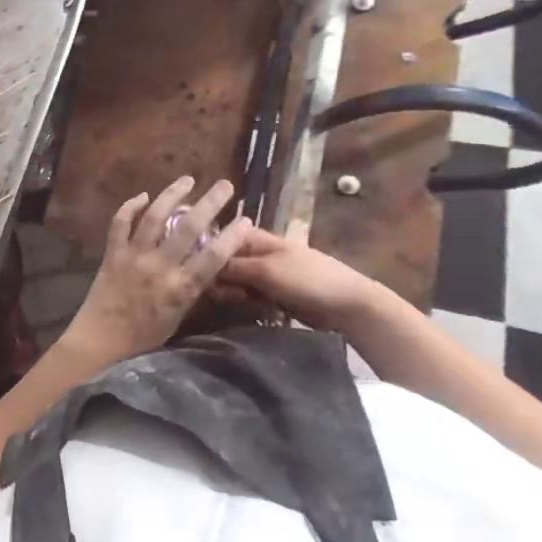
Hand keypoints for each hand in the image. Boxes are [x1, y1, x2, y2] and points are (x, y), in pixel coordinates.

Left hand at [59, 176, 251, 365]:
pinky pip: (120, 223)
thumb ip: (195, 292)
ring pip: (154, 216)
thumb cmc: (144, 337)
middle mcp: (159, 267)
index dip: (232, 236)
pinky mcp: (112, 252)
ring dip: (172, 194)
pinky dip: (130, 206)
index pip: (214, 256)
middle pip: (188, 227)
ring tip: (187, 179)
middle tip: (225, 185)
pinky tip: (143, 196)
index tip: (246, 219)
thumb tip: (216, 273)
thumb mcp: (179, 318)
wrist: (101, 341)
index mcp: (180, 288)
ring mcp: (133, 256)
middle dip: (210, 202)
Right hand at [211, 224, 385, 327]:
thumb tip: (201, 262)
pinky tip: (237, 304)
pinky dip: (239, 297)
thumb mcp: (265, 271)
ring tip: (231, 299)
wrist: (348, 305)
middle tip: (217, 291)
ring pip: (233, 277)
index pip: (221, 236)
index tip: (194, 266)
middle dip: (216, 273)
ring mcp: (264, 273)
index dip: (206, 248)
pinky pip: (245, 292)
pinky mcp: (270, 293)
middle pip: (224, 259)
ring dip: (228, 288)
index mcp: (256, 238)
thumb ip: (232, 266)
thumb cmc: (307, 279)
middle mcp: (257, 252)